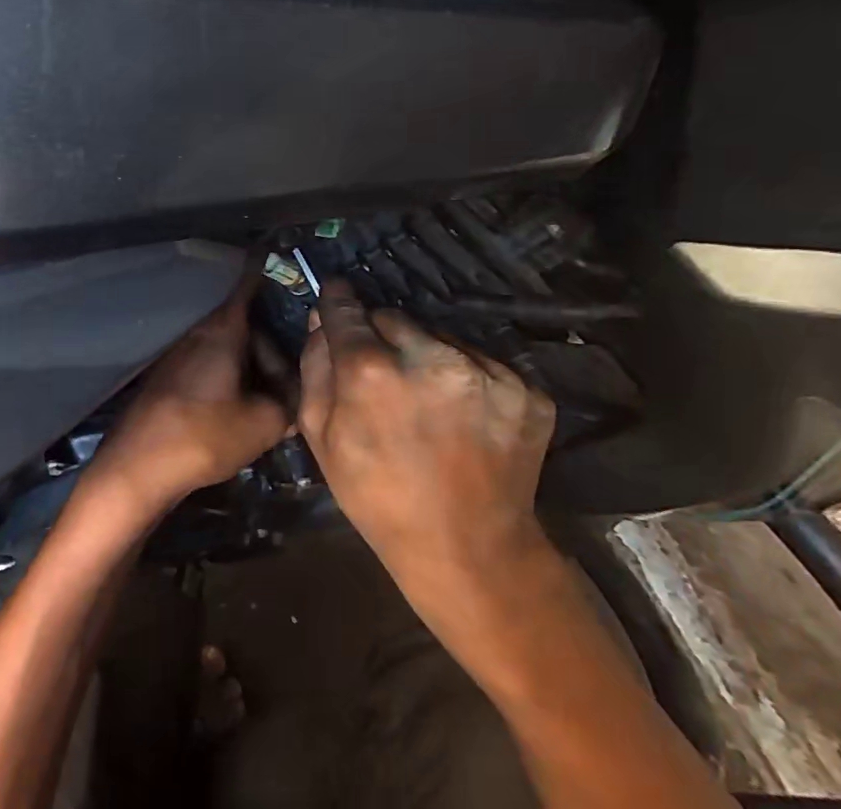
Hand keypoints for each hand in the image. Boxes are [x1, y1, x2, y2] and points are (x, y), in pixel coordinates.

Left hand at [85, 278, 289, 514]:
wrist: (137, 467)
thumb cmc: (204, 435)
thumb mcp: (264, 423)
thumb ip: (290, 403)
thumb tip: (294, 397)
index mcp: (222, 329)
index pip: (248, 283)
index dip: (268, 267)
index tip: (280, 251)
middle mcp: (196, 333)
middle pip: (245, 326)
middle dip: (270, 352)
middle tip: (289, 389)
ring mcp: (177, 355)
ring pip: (227, 350)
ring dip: (250, 371)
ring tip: (268, 409)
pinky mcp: (166, 379)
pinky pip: (209, 368)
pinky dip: (228, 381)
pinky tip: (236, 414)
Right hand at [298, 279, 556, 578]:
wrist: (468, 548)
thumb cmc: (378, 497)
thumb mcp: (321, 440)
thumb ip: (315, 370)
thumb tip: (319, 323)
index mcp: (372, 371)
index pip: (348, 311)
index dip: (337, 302)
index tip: (335, 293)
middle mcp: (432, 356)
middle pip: (393, 319)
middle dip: (380, 338)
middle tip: (381, 374)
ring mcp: (486, 371)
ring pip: (439, 338)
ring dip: (425, 357)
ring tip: (426, 403)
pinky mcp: (526, 388)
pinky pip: (480, 364)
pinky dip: (465, 380)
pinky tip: (461, 417)